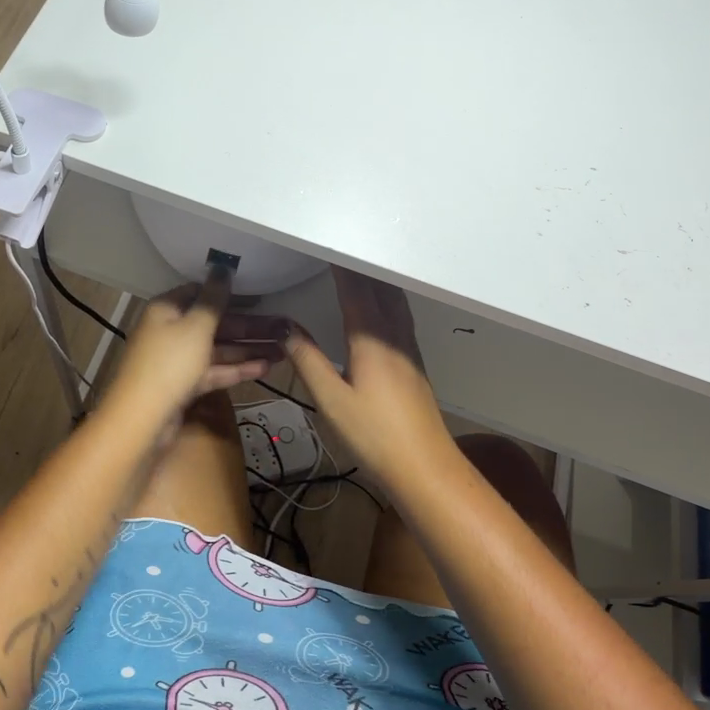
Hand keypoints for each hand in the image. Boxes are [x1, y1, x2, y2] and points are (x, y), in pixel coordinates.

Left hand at [107, 266, 287, 414]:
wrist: (142, 420)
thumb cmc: (169, 363)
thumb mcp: (195, 326)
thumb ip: (214, 299)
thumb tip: (222, 268)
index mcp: (167, 309)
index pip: (200, 292)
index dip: (229, 293)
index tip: (258, 296)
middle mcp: (171, 330)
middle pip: (214, 323)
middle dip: (248, 327)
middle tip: (283, 328)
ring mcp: (178, 360)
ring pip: (218, 349)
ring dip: (248, 349)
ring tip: (282, 350)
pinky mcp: (185, 384)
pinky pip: (215, 370)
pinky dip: (237, 368)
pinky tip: (266, 368)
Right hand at [286, 268, 450, 489]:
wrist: (424, 465)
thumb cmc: (374, 434)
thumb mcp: (330, 400)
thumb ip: (307, 360)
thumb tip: (286, 328)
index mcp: (371, 338)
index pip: (355, 289)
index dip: (341, 265)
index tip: (327, 243)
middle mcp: (393, 335)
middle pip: (379, 288)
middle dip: (360, 265)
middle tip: (340, 248)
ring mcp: (408, 347)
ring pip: (394, 300)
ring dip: (376, 279)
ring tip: (359, 267)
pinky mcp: (414, 362)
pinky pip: (399, 314)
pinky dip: (386, 297)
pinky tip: (379, 305)